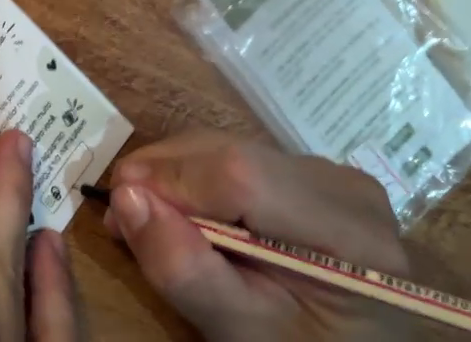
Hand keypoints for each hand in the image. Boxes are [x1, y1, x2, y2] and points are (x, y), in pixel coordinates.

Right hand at [106, 133, 409, 341]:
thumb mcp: (243, 331)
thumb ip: (187, 271)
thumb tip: (125, 197)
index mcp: (348, 231)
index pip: (241, 175)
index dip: (170, 184)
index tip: (121, 215)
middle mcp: (340, 184)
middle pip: (227, 155)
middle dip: (162, 179)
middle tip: (124, 223)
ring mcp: (324, 171)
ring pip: (221, 147)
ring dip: (170, 177)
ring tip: (150, 222)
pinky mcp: (303, 170)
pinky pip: (229, 154)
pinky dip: (192, 178)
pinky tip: (184, 214)